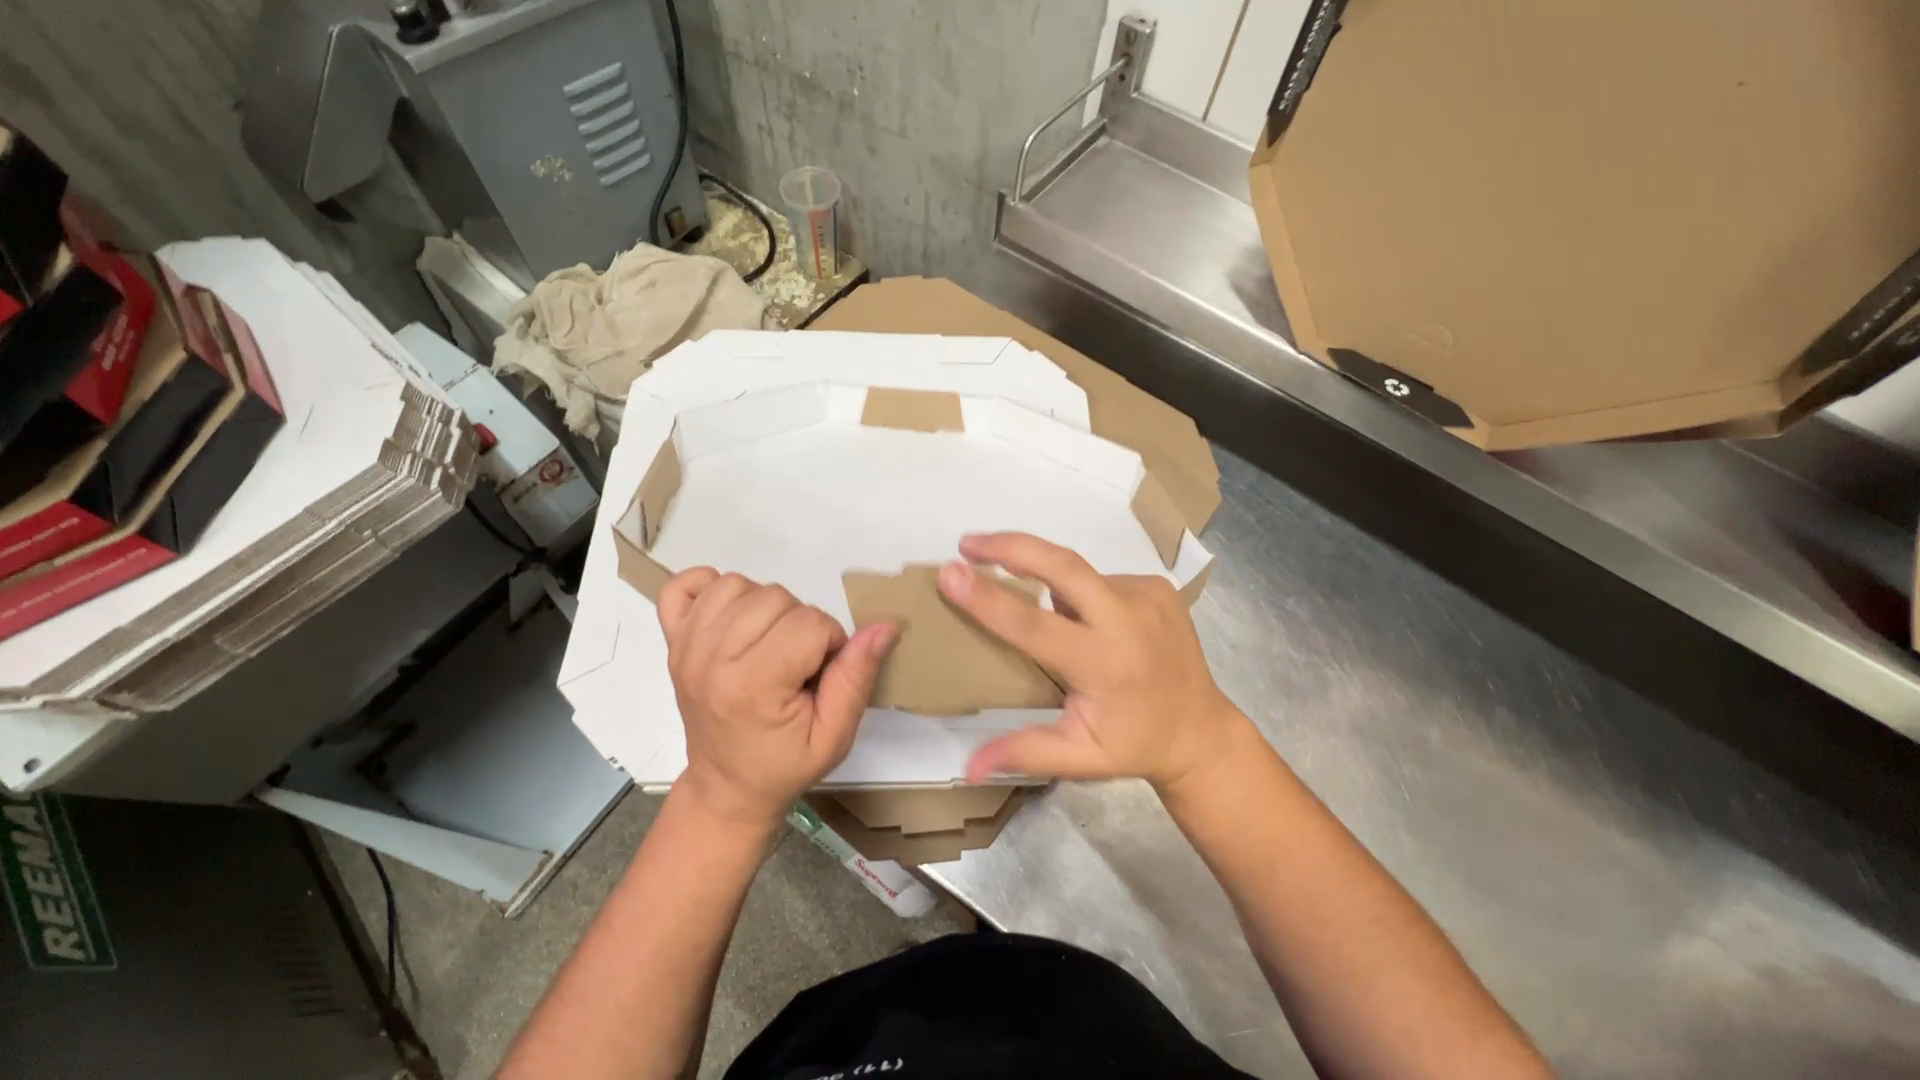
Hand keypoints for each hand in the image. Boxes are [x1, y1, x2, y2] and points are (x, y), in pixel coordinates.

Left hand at [658, 569, 896, 827]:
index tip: (822, 675)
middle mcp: (712, 658)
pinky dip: (711, 589)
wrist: (726, 787)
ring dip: (764, 606)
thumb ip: (856, 678)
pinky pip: (686, 586)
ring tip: (769, 642)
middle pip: (775, 597)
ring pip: (739, 585)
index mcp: (752, 685)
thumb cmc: (784, 765)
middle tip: (798, 664)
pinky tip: (731, 617)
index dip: (830, 643)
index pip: (809, 624)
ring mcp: (687, 647)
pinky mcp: (672, 641)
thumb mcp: (834, 736)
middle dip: (801, 624)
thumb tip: (885, 626)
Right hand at [938, 533, 1251, 793]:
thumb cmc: (1135, 744)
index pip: (1034, 624)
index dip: (988, 598)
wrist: (1201, 730)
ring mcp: (1147, 596)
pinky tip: (1083, 618)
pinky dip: (1079, 591)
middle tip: (967, 544)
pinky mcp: (1157, 586)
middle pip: (1061, 564)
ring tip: (1038, 608)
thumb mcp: (1081, 758)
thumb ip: (1025, 753)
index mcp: (1102, 663)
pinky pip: (1101, 579)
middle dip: (1010, 546)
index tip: (949, 573)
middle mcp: (1127, 619)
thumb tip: (965, 767)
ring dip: (1047, 579)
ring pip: (1078, 574)